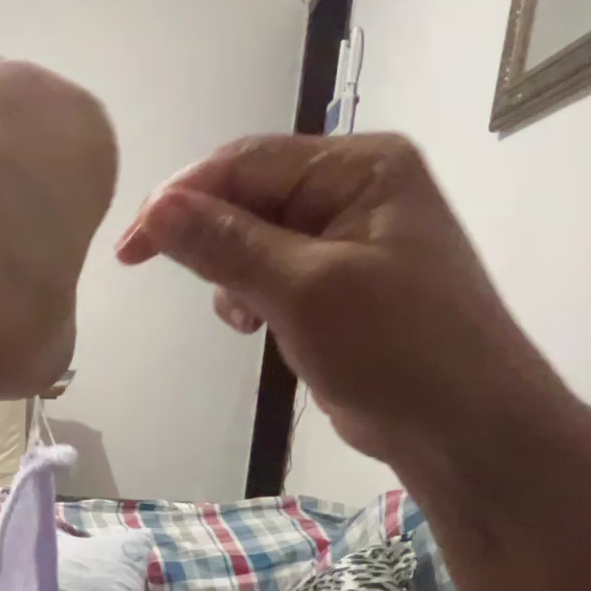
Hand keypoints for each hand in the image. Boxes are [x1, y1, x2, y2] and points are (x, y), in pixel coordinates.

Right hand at [116, 134, 571, 463]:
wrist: (461, 427)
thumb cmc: (395, 348)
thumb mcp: (303, 290)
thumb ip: (226, 244)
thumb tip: (154, 209)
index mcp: (358, 167)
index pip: (245, 163)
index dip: (178, 199)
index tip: (128, 252)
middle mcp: (351, 190)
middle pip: (245, 197)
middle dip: (206, 240)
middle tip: (170, 280)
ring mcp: (344, 238)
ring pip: (248, 239)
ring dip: (228, 275)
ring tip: (245, 318)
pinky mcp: (333, 284)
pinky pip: (266, 273)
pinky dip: (247, 297)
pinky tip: (255, 327)